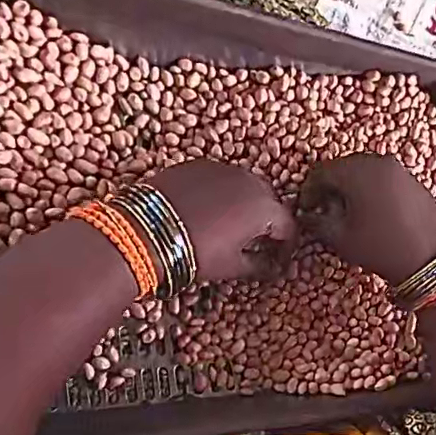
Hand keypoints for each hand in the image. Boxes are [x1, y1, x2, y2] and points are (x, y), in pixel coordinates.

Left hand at [149, 160, 296, 282]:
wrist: (146, 231)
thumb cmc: (196, 251)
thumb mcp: (231, 265)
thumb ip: (259, 265)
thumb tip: (272, 269)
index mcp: (264, 207)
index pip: (288, 227)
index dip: (287, 247)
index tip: (279, 261)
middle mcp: (249, 181)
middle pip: (269, 202)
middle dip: (267, 223)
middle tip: (258, 245)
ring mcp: (223, 169)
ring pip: (245, 187)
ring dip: (245, 206)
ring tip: (233, 228)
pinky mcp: (198, 165)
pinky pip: (220, 179)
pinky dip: (221, 195)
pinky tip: (208, 213)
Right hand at [298, 154, 435, 284]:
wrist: (430, 258)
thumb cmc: (380, 247)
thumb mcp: (341, 238)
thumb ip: (317, 222)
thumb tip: (306, 216)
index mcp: (356, 171)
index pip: (321, 171)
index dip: (309, 190)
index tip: (306, 208)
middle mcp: (378, 162)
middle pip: (343, 167)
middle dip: (330, 186)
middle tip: (323, 209)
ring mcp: (398, 170)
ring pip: (364, 171)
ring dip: (350, 187)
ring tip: (346, 212)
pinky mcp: (412, 181)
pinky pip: (383, 178)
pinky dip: (371, 189)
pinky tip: (370, 212)